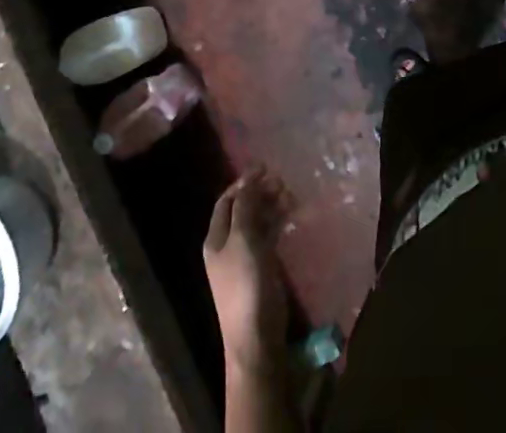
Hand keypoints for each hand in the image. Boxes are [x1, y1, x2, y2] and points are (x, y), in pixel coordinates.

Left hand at [203, 167, 287, 372]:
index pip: (227, 201)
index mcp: (215, 238)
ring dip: (271, 207)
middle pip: (242, 210)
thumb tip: (248, 181)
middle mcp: (227, 245)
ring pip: (257, 224)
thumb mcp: (243, 241)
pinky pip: (268, 239)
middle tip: (282, 180)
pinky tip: (290, 215)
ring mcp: (245, 259)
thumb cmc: (245, 285)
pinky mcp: (262, 271)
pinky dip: (277, 224)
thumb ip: (245, 209)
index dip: (243, 183)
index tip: (264, 168)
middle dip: (259, 193)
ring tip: (290, 194)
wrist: (256, 338)